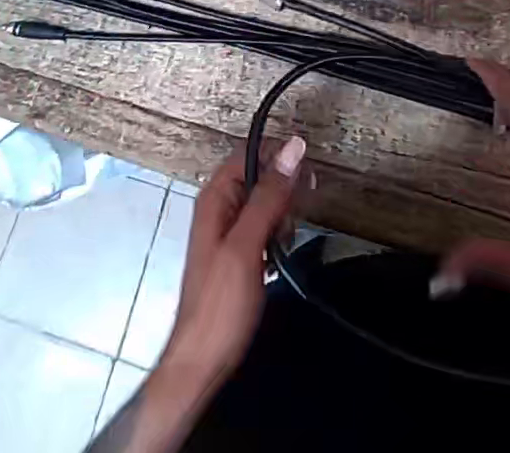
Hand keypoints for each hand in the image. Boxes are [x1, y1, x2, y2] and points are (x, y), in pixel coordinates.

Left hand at [157, 136, 306, 389]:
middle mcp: (220, 207)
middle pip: (259, 174)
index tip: (305, 170)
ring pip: (266, 200)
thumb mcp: (247, 243)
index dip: (278, 156)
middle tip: (296, 213)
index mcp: (215, 197)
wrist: (204, 360)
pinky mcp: (240, 249)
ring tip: (285, 238)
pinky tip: (281, 251)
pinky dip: (278, 232)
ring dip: (283, 212)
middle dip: (284, 188)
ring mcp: (229, 229)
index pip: (249, 153)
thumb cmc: (221, 304)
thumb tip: (293, 148)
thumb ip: (269, 194)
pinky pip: (265, 224)